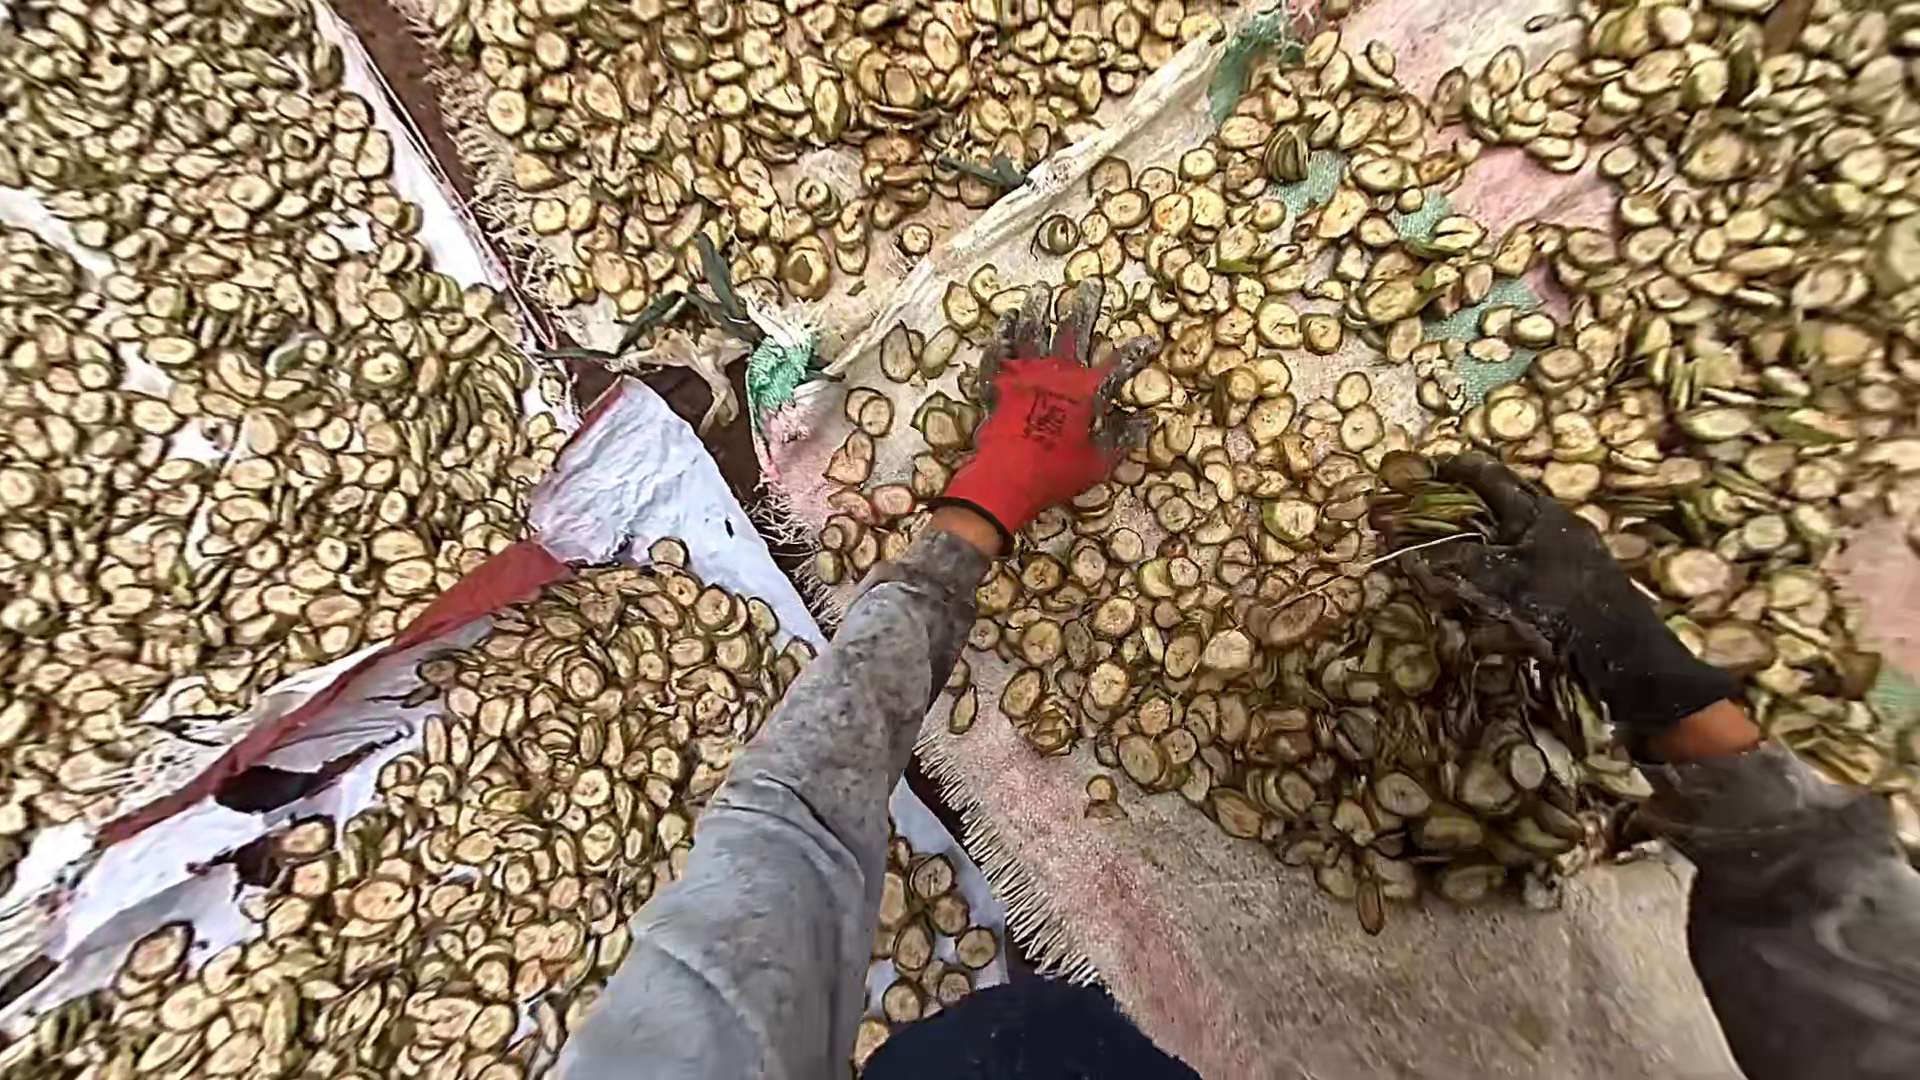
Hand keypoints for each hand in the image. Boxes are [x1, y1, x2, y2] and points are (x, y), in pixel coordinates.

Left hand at [932, 281, 1153, 547]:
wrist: (1007, 478)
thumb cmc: (1056, 473)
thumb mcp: (1099, 462)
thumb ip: (1123, 438)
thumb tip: (1146, 421)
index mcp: (1088, 390)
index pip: (1120, 363)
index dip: (1137, 351)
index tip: (1148, 341)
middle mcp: (1058, 372)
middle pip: (1074, 329)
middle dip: (1085, 306)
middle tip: (1090, 285)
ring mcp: (1025, 373)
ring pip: (1032, 330)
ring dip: (1039, 310)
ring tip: (1041, 292)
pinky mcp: (998, 383)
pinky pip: (1000, 352)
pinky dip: (1003, 334)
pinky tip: (1004, 320)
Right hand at [1395, 452, 1741, 745]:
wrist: (1622, 650)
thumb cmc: (1559, 604)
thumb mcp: (1495, 578)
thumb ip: (1448, 557)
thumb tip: (1403, 546)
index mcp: (1535, 512)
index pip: (1487, 474)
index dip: (1452, 466)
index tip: (1421, 466)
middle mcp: (1553, 520)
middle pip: (1500, 494)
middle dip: (1460, 494)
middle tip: (1426, 500)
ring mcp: (1564, 544)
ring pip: (1509, 521)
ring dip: (1475, 523)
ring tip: (1444, 534)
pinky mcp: (1569, 569)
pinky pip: (1519, 547)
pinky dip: (1491, 548)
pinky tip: (1477, 567)